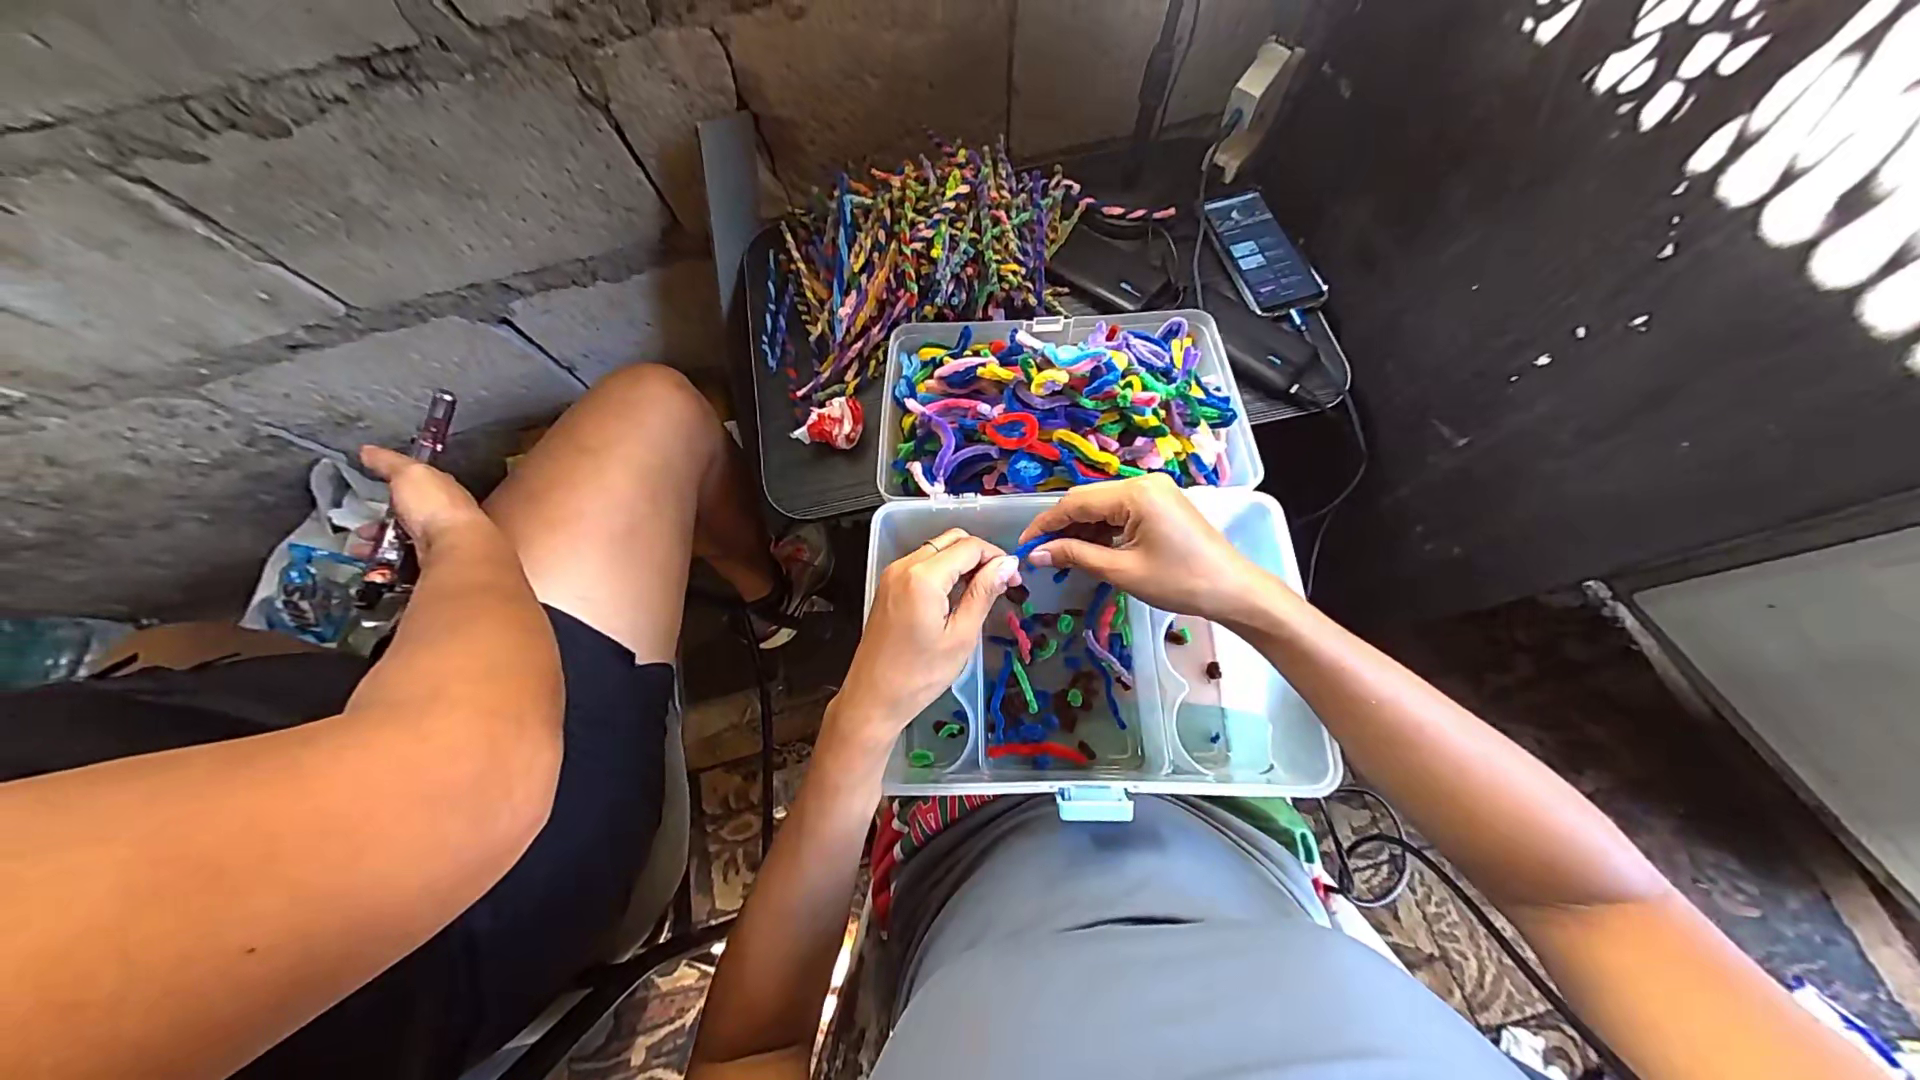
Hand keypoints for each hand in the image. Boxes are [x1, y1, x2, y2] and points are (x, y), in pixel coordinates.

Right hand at [356, 445, 491, 563]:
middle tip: (362, 530)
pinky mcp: (432, 564)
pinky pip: (402, 563)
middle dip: (378, 525)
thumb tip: (368, 450)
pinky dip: (383, 563)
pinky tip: (371, 562)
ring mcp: (441, 543)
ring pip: (401, 544)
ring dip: (376, 545)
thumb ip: (390, 462)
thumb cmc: (435, 505)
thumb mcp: (411, 474)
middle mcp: (446, 518)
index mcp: (445, 493)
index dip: (394, 493)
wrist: (455, 547)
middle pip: (406, 520)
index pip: (419, 491)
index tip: (370, 497)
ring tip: (360, 548)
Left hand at [834, 530, 1019, 743]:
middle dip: (981, 555)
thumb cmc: (919, 675)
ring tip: (983, 591)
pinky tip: (958, 595)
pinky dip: (945, 570)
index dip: (997, 557)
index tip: (1014, 579)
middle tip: (1002, 583)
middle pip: (952, 540)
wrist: (873, 697)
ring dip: (963, 561)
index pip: (970, 547)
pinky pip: (923, 563)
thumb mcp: (961, 635)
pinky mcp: (888, 585)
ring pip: (937, 548)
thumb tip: (1008, 565)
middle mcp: (905, 566)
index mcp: (923, 577)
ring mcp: (893, 574)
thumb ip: (984, 593)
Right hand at [1016, 474, 1290, 626]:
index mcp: (1135, 492)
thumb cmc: (1180, 581)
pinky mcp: (1160, 504)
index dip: (1044, 525)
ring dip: (1081, 530)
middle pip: (1087, 500)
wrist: (1234, 590)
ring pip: (1102, 507)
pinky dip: (1101, 530)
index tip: (1024, 546)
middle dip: (1061, 527)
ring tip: (1061, 557)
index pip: (1075, 502)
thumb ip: (1075, 555)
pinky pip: (1120, 512)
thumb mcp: (1121, 570)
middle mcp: (1143, 482)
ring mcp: (1154, 491)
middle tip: (1041, 555)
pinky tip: (1088, 550)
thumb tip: (1036, 554)